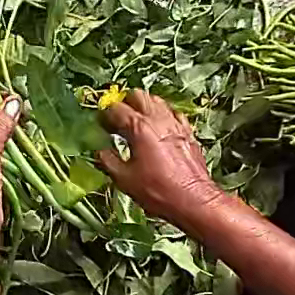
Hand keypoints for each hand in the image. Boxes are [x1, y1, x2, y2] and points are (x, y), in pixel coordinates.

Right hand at [95, 91, 224, 226]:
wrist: (193, 200)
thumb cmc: (159, 191)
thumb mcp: (124, 179)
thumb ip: (109, 160)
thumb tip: (102, 152)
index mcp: (139, 127)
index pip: (116, 109)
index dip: (104, 115)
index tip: (101, 124)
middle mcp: (158, 119)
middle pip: (138, 95)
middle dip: (125, 103)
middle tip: (118, 118)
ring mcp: (176, 124)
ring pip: (157, 101)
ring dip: (144, 106)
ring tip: (136, 122)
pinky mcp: (188, 132)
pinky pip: (173, 114)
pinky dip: (162, 116)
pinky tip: (159, 128)